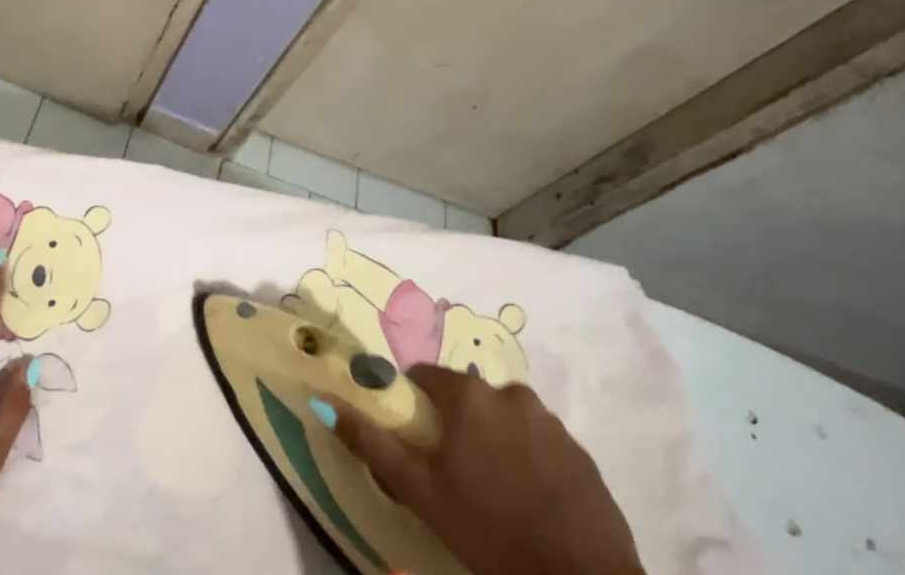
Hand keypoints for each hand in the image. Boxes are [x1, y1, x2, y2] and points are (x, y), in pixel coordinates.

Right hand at [323, 365, 642, 574]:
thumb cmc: (486, 526)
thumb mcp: (416, 488)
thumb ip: (369, 439)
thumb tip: (322, 399)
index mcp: (469, 395)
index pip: (424, 377)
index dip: (411, 405)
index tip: (412, 441)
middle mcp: (511, 394)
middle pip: (467, 399)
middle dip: (454, 426)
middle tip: (448, 473)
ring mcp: (553, 424)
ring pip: (505, 421)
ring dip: (492, 442)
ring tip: (489, 492)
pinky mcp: (582, 456)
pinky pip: (540, 445)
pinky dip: (527, 462)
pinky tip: (524, 501)